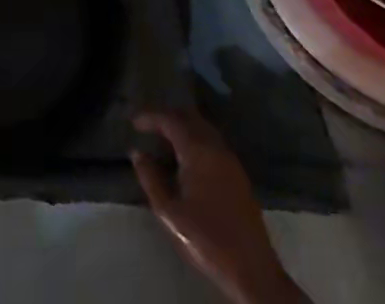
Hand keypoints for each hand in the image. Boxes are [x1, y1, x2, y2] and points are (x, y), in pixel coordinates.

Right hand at [132, 111, 305, 303]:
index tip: (133, 123)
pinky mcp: (237, 173)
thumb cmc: (205, 240)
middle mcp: (217, 147)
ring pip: (203, 128)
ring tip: (162, 140)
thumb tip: (137, 152)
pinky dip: (195, 139)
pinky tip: (185, 158)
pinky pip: (212, 142)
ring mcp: (230, 159)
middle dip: (167, 117)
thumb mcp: (169, 212)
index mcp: (199, 151)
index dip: (151, 116)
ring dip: (182, 127)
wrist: (251, 268)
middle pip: (190, 117)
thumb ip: (151, 178)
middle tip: (147, 126)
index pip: (172, 120)